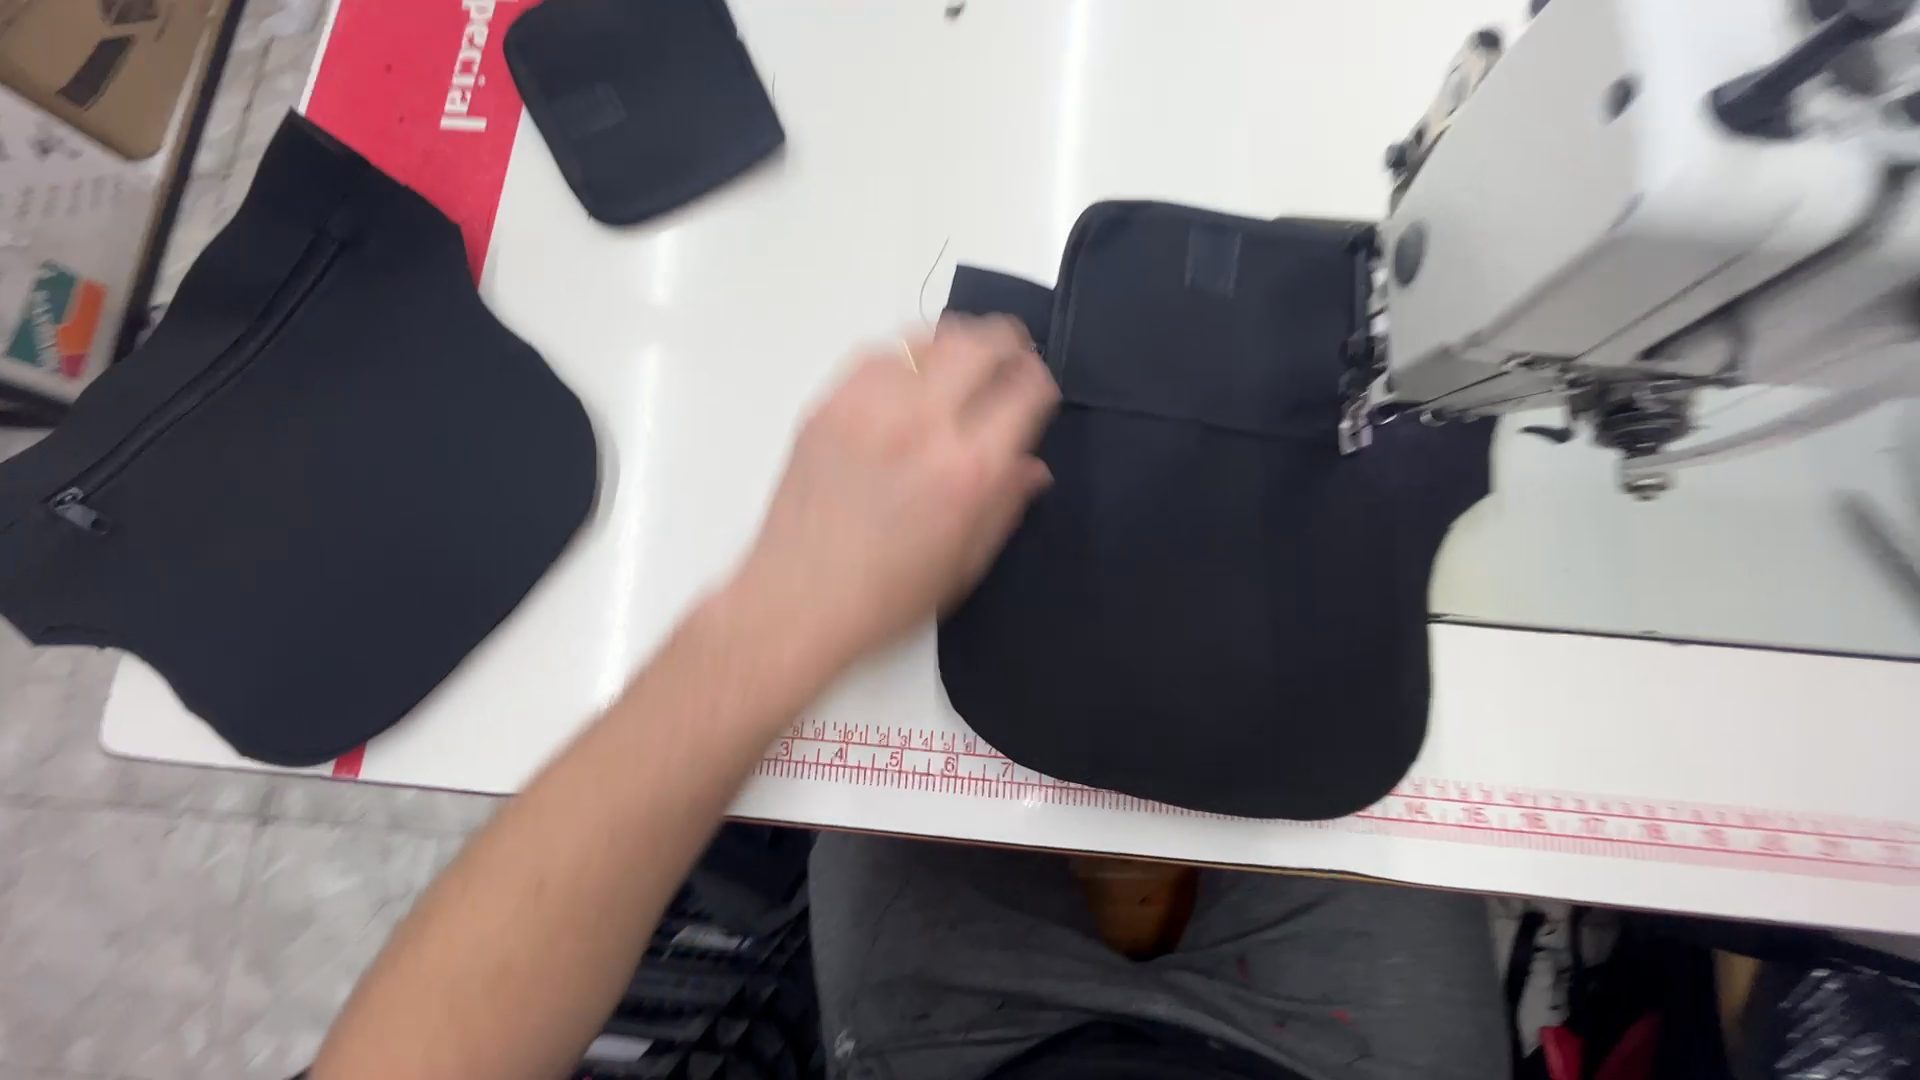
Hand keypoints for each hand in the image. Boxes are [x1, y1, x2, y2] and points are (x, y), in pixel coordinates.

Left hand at [728, 315, 1059, 676]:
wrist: (795, 602)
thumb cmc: (887, 596)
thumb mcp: (965, 563)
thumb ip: (1006, 504)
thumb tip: (1033, 466)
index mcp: (967, 470)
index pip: (1024, 391)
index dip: (1040, 380)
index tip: (1038, 386)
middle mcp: (921, 424)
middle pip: (979, 345)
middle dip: (1007, 343)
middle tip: (1011, 355)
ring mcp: (868, 408)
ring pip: (926, 339)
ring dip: (955, 344)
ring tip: (960, 364)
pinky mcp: (827, 407)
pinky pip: (877, 355)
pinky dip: (904, 357)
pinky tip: (907, 379)